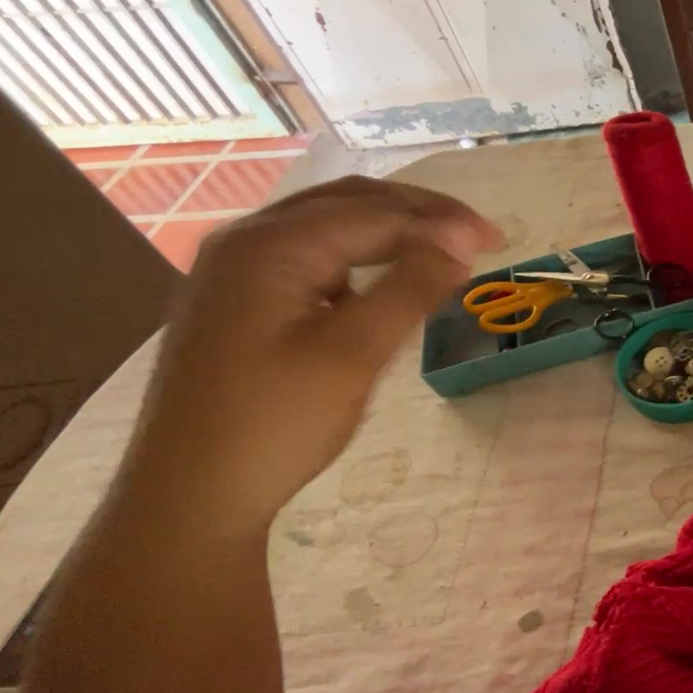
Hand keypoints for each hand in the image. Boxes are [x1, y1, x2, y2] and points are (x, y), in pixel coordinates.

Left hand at [118, 177, 501, 534]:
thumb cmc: (278, 422)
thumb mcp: (353, 355)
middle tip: (479, 235)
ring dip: (390, 230)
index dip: (440, 222)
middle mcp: (246, 242)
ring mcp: (236, 270)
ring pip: (326, 226)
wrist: (195, 488)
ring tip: (444, 250)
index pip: (372, 215)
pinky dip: (360, 255)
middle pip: (346, 204)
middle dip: (418, 213)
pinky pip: (310, 256)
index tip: (497, 240)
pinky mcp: (240, 300)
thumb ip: (408, 291)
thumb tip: (457, 245)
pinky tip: (386, 279)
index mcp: (269, 247)